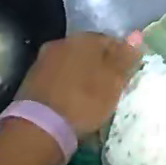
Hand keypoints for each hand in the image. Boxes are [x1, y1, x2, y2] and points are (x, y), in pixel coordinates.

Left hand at [16, 30, 141, 136]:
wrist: (37, 130)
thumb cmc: (84, 102)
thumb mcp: (115, 81)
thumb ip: (126, 56)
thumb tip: (137, 33)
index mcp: (84, 38)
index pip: (111, 41)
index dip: (121, 59)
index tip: (124, 76)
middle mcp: (61, 43)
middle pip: (88, 52)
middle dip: (99, 66)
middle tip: (108, 87)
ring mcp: (42, 61)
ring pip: (71, 64)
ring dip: (81, 76)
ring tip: (89, 98)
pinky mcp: (29, 82)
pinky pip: (56, 79)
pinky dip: (65, 87)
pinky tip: (70, 103)